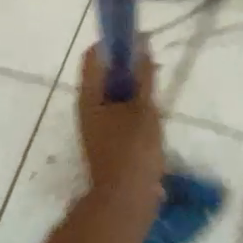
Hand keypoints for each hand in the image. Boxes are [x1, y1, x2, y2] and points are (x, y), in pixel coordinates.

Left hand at [76, 46, 164, 199]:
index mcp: (89, 95)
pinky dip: (133, 106)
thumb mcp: (144, 108)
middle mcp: (86, 107)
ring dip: (132, 86)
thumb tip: (142, 46)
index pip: (93, 54)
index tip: (138, 40)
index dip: (113, 42)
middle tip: (152, 63)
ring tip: (156, 88)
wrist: (125, 202)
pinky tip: (153, 113)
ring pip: (112, 94)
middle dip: (127, 65)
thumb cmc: (132, 151)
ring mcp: (95, 126)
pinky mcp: (107, 142)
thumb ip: (144, 76)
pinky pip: (118, 112)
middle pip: (103, 73)